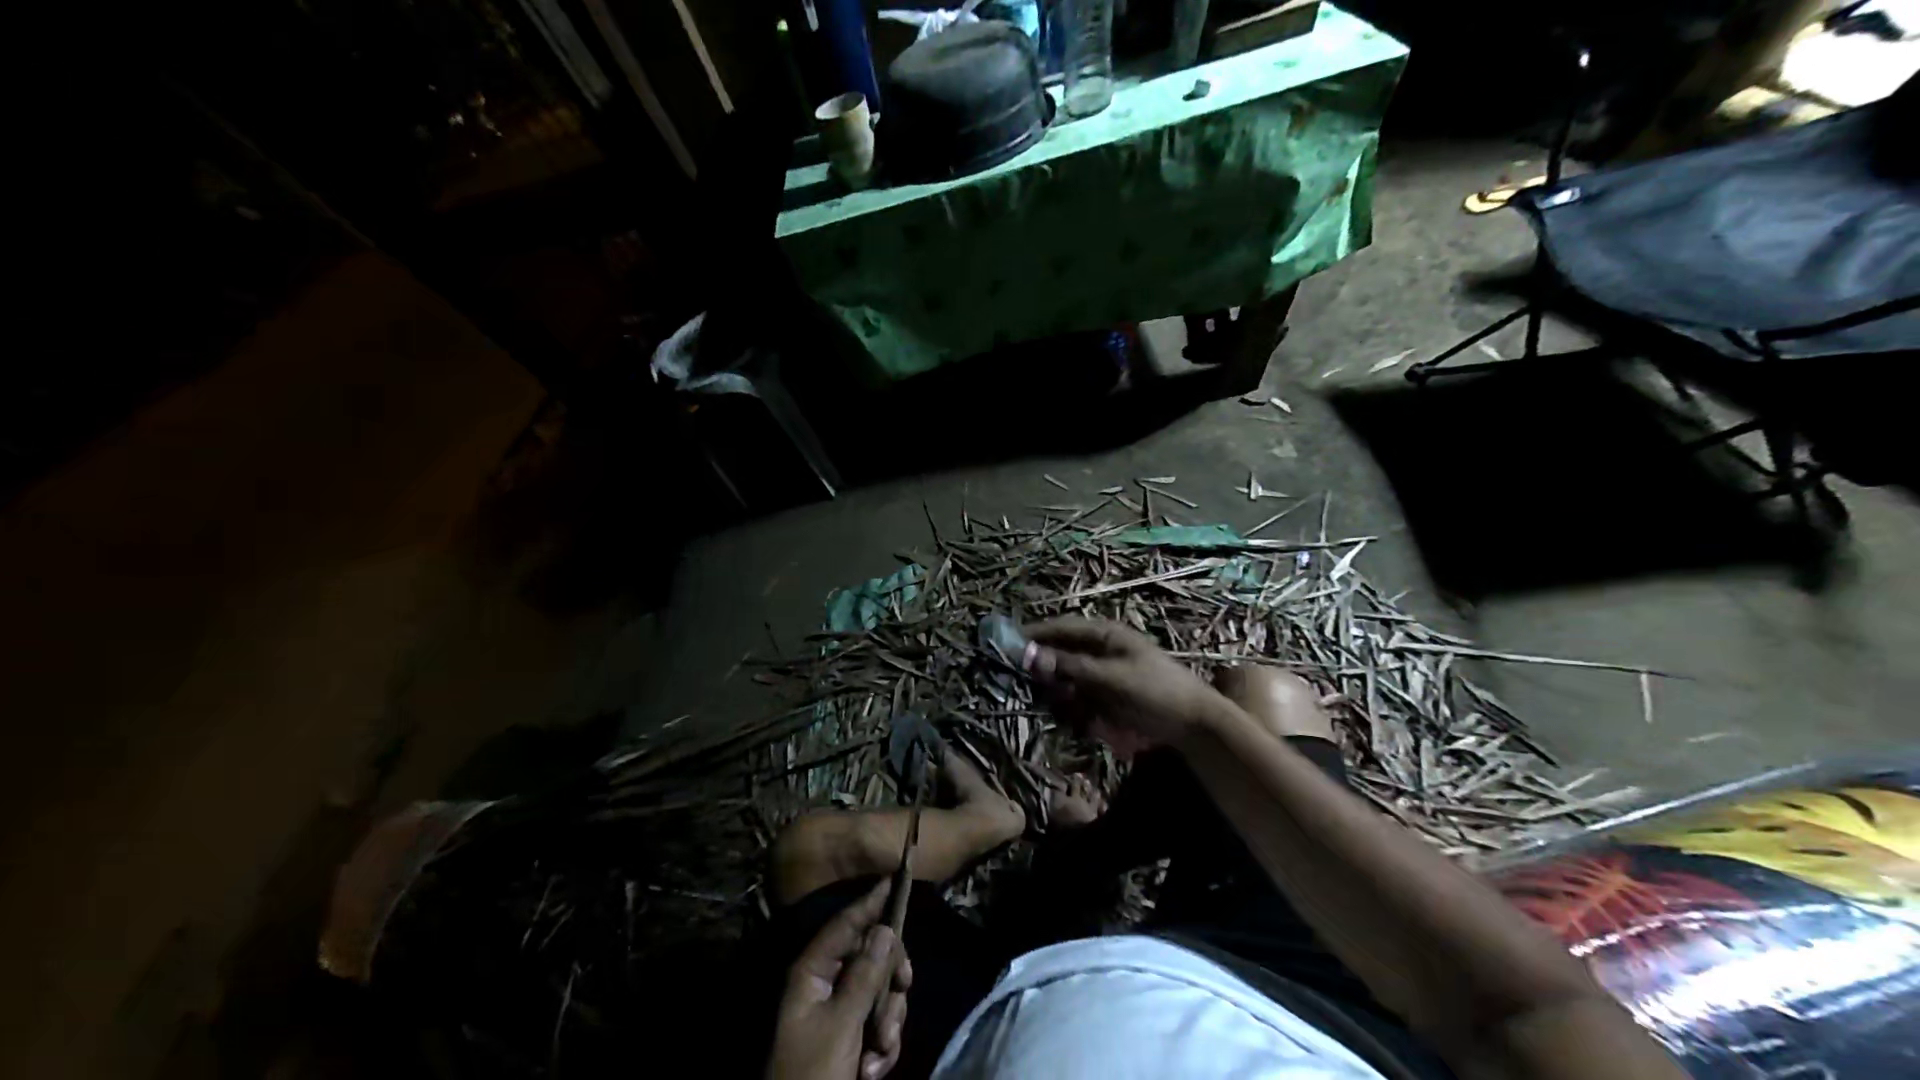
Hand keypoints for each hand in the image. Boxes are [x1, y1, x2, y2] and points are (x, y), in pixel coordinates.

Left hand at [768, 881, 912, 1079]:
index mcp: (813, 972)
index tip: (895, 878)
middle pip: (872, 957)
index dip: (870, 900)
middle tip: (902, 990)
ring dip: (889, 1023)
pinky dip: (883, 1048)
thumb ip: (866, 975)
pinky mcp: (850, 1038)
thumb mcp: (843, 1024)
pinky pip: (879, 1024)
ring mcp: (838, 1011)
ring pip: (881, 992)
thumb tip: (885, 928)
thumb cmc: (813, 1071)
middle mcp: (826, 983)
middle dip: (890, 981)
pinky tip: (873, 1071)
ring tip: (879, 1054)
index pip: (846, 924)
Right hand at [1025, 617, 1229, 752]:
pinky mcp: (1108, 693)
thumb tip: (1031, 656)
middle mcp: (1102, 648)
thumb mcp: (1111, 677)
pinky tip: (1072, 714)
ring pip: (1067, 674)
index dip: (1035, 634)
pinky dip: (1072, 702)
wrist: (1193, 722)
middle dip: (1044, 665)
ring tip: (1057, 702)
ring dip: (1058, 687)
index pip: (1062, 627)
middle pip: (1061, 650)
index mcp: (1105, 634)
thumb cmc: (1155, 691)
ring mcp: (1105, 671)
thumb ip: (1071, 667)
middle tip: (1028, 681)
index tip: (1008, 643)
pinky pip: (1080, 692)